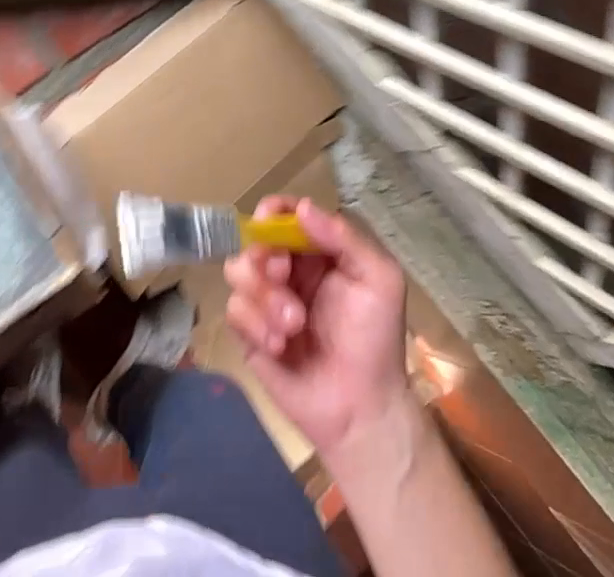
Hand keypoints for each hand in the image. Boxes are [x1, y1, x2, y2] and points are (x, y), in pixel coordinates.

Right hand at [223, 197, 408, 455]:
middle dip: (265, 259)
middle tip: (283, 279)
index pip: (287, 216)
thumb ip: (346, 238)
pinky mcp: (249, 331)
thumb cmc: (375, 340)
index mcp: (320, 252)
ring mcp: (266, 300)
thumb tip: (302, 206)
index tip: (267, 221)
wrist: (358, 408)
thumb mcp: (379, 281)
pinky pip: (234, 310)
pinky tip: (281, 347)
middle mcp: (290, 270)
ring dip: (263, 297)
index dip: (272, 211)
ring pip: (238, 273)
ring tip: (293, 326)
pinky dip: (256, 326)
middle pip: (254, 241)